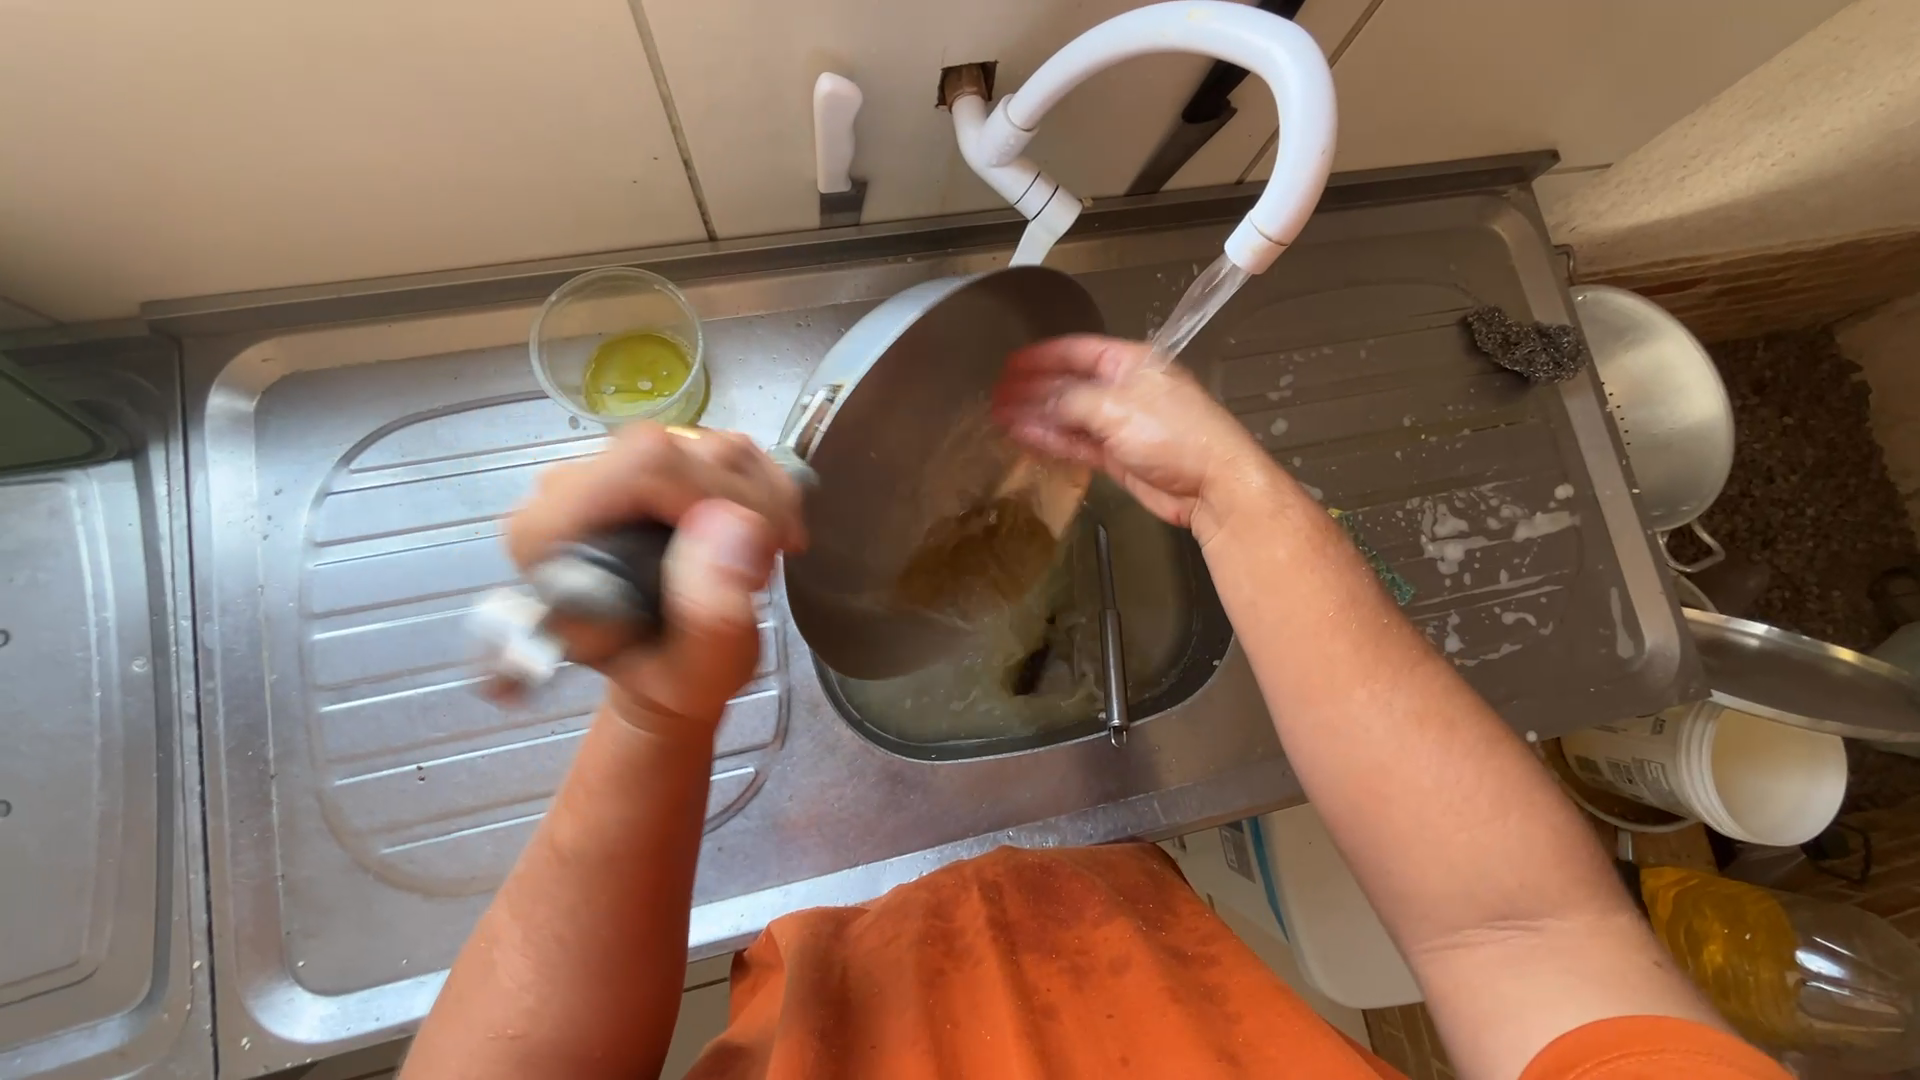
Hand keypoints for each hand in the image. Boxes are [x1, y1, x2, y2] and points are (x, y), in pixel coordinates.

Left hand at [505, 423, 805, 737]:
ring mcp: (612, 468)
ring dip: (760, 498)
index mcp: (551, 536)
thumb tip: (737, 523)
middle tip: (763, 565)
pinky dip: (762, 487)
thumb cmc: (672, 676)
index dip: (714, 497)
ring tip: (761, 557)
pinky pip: (722, 448)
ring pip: (710, 445)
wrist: (664, 663)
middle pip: (679, 449)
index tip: (749, 556)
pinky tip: (764, 531)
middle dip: (744, 502)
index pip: (644, 465)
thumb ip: (712, 613)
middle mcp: (568, 489)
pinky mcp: (652, 461)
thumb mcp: (698, 671)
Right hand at [991, 334, 1279, 541]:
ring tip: (1001, 418)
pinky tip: (1026, 438)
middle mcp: (1124, 390)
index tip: (1010, 363)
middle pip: (1069, 385)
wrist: (1212, 486)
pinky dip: (1052, 440)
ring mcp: (1120, 425)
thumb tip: (1038, 400)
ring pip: (1069, 417)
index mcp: (1131, 363)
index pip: (1077, 351)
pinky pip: (1077, 443)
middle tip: (998, 394)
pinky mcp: (1117, 456)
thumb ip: (1071, 401)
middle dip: (1033, 389)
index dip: (1041, 356)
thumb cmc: (1179, 436)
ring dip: (1037, 417)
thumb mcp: (1118, 408)